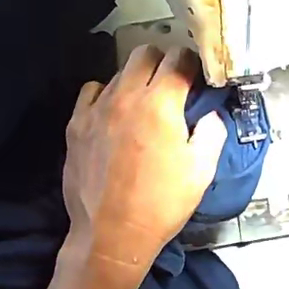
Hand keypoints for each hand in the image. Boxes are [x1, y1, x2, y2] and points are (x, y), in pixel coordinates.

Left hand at [61, 45, 225, 276]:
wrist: (112, 235)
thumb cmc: (161, 205)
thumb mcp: (202, 171)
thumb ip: (212, 132)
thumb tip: (210, 115)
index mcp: (160, 104)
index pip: (179, 58)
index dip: (193, 65)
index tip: (197, 79)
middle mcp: (125, 97)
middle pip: (146, 53)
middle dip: (163, 63)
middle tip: (172, 87)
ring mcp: (96, 109)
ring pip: (118, 72)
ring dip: (135, 81)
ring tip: (143, 106)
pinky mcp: (76, 125)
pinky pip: (92, 92)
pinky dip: (106, 95)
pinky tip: (114, 115)